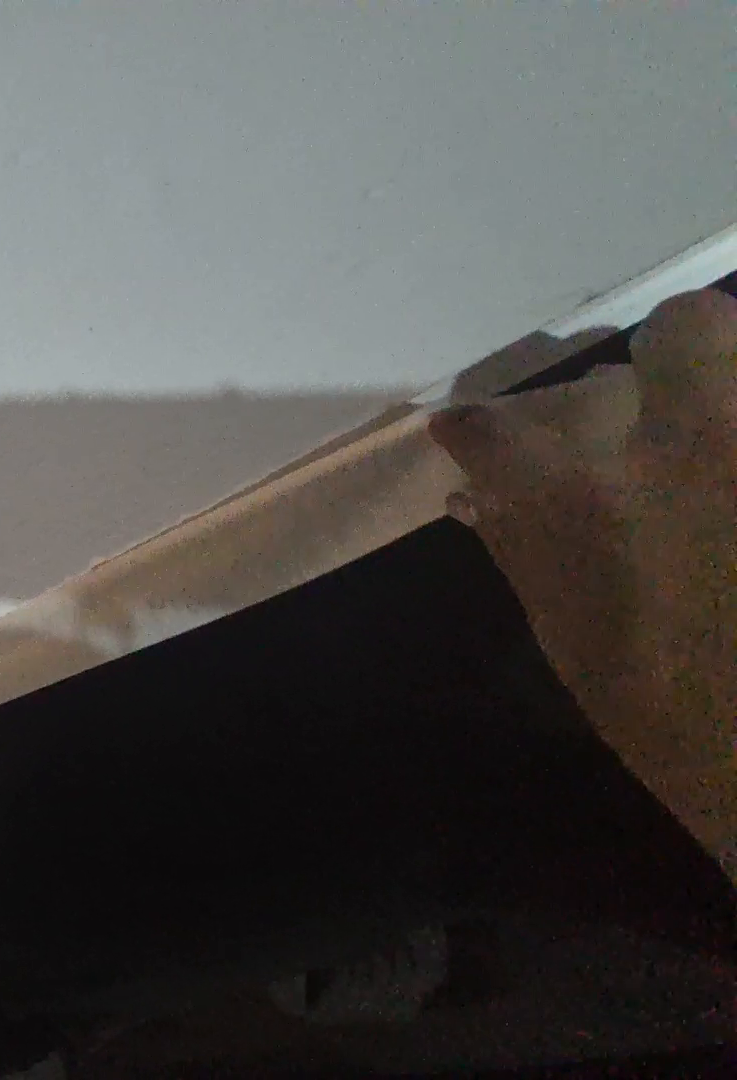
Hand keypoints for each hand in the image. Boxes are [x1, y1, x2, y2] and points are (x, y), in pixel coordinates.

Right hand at [430, 289, 736, 862]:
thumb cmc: (661, 702)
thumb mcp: (566, 626)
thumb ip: (526, 546)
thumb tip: (480, 498)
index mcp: (577, 497)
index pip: (492, 425)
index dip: (476, 425)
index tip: (469, 430)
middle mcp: (684, 445)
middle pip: (686, 328)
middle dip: (669, 354)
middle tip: (658, 402)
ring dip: (733, 372)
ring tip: (714, 432)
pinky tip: (730, 492)